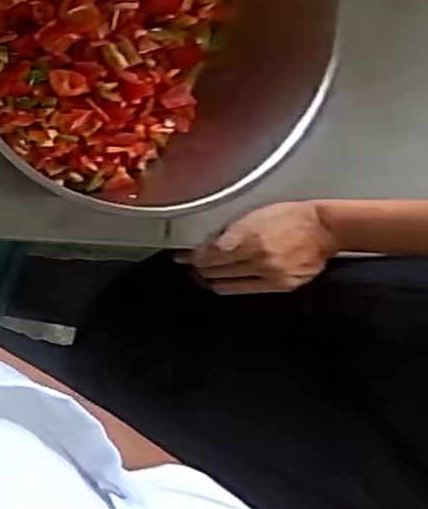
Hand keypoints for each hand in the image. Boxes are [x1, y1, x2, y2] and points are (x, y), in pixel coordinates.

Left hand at [180, 200, 337, 293]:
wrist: (328, 228)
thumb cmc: (285, 218)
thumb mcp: (246, 219)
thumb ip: (222, 236)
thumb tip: (200, 248)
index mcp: (246, 240)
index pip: (204, 256)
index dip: (188, 257)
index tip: (180, 257)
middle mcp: (258, 258)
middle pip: (211, 270)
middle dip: (198, 267)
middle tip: (193, 264)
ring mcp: (273, 273)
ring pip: (224, 283)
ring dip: (212, 278)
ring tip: (207, 272)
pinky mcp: (286, 284)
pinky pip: (246, 289)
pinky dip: (232, 285)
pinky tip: (226, 280)